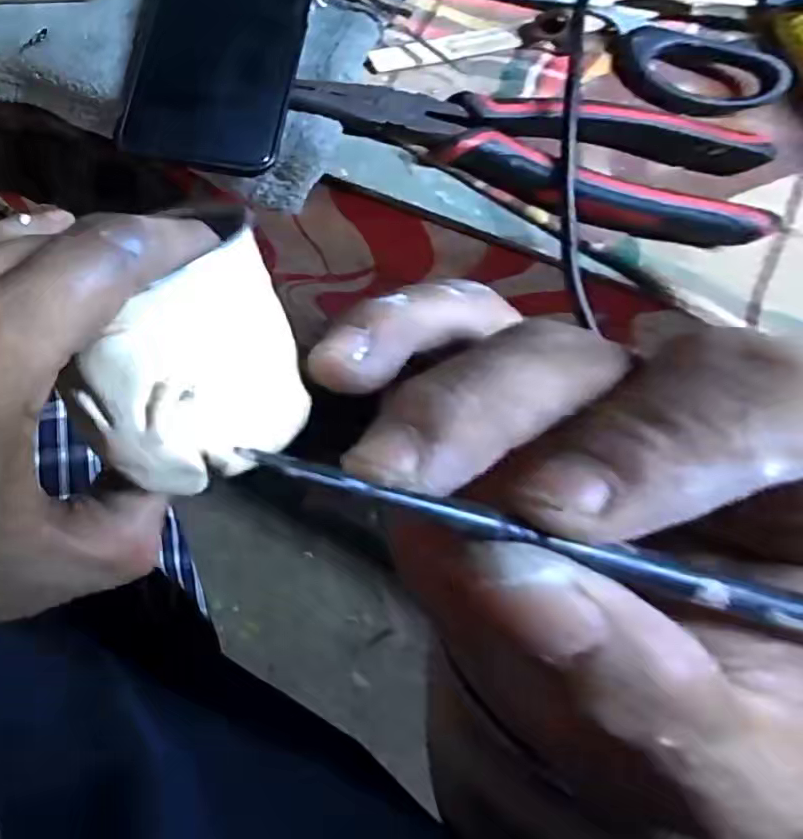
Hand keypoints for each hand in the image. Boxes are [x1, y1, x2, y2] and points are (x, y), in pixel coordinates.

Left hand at [0, 210, 219, 631]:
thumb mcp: (31, 568)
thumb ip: (126, 525)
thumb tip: (155, 478)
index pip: (105, 253)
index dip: (166, 241)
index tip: (206, 249)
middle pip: (61, 237)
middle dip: (121, 256)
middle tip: (152, 307)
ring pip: (9, 240)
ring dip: (60, 265)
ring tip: (80, 321)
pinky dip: (6, 274)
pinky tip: (7, 326)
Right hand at [307, 283, 802, 838]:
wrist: (601, 711)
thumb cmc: (700, 747)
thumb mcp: (706, 762)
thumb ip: (630, 680)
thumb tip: (495, 570)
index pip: (766, 411)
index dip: (656, 441)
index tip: (545, 514)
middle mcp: (690, 413)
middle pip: (594, 364)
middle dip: (482, 420)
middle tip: (397, 482)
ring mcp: (572, 391)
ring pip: (500, 335)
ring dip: (414, 375)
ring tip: (351, 425)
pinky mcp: (476, 386)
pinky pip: (436, 329)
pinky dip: (383, 336)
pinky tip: (332, 367)